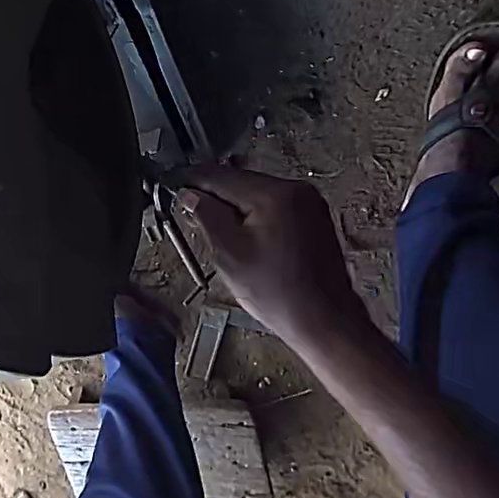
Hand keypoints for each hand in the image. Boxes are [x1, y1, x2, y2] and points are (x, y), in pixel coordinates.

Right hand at [177, 164, 376, 349]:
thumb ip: (207, 216)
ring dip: (235, 206)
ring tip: (218, 231)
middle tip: (191, 213)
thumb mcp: (229, 254)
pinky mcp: (314, 217)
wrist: (324, 321)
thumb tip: (190, 194)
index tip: (174, 185)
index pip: (222, 176)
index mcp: (275, 194)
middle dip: (215, 196)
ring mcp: (309, 202)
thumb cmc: (278, 293)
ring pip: (257, 193)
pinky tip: (246, 238)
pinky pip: (275, 205)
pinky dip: (256, 215)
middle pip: (241, 182)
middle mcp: (296, 189)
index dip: (193, 180)